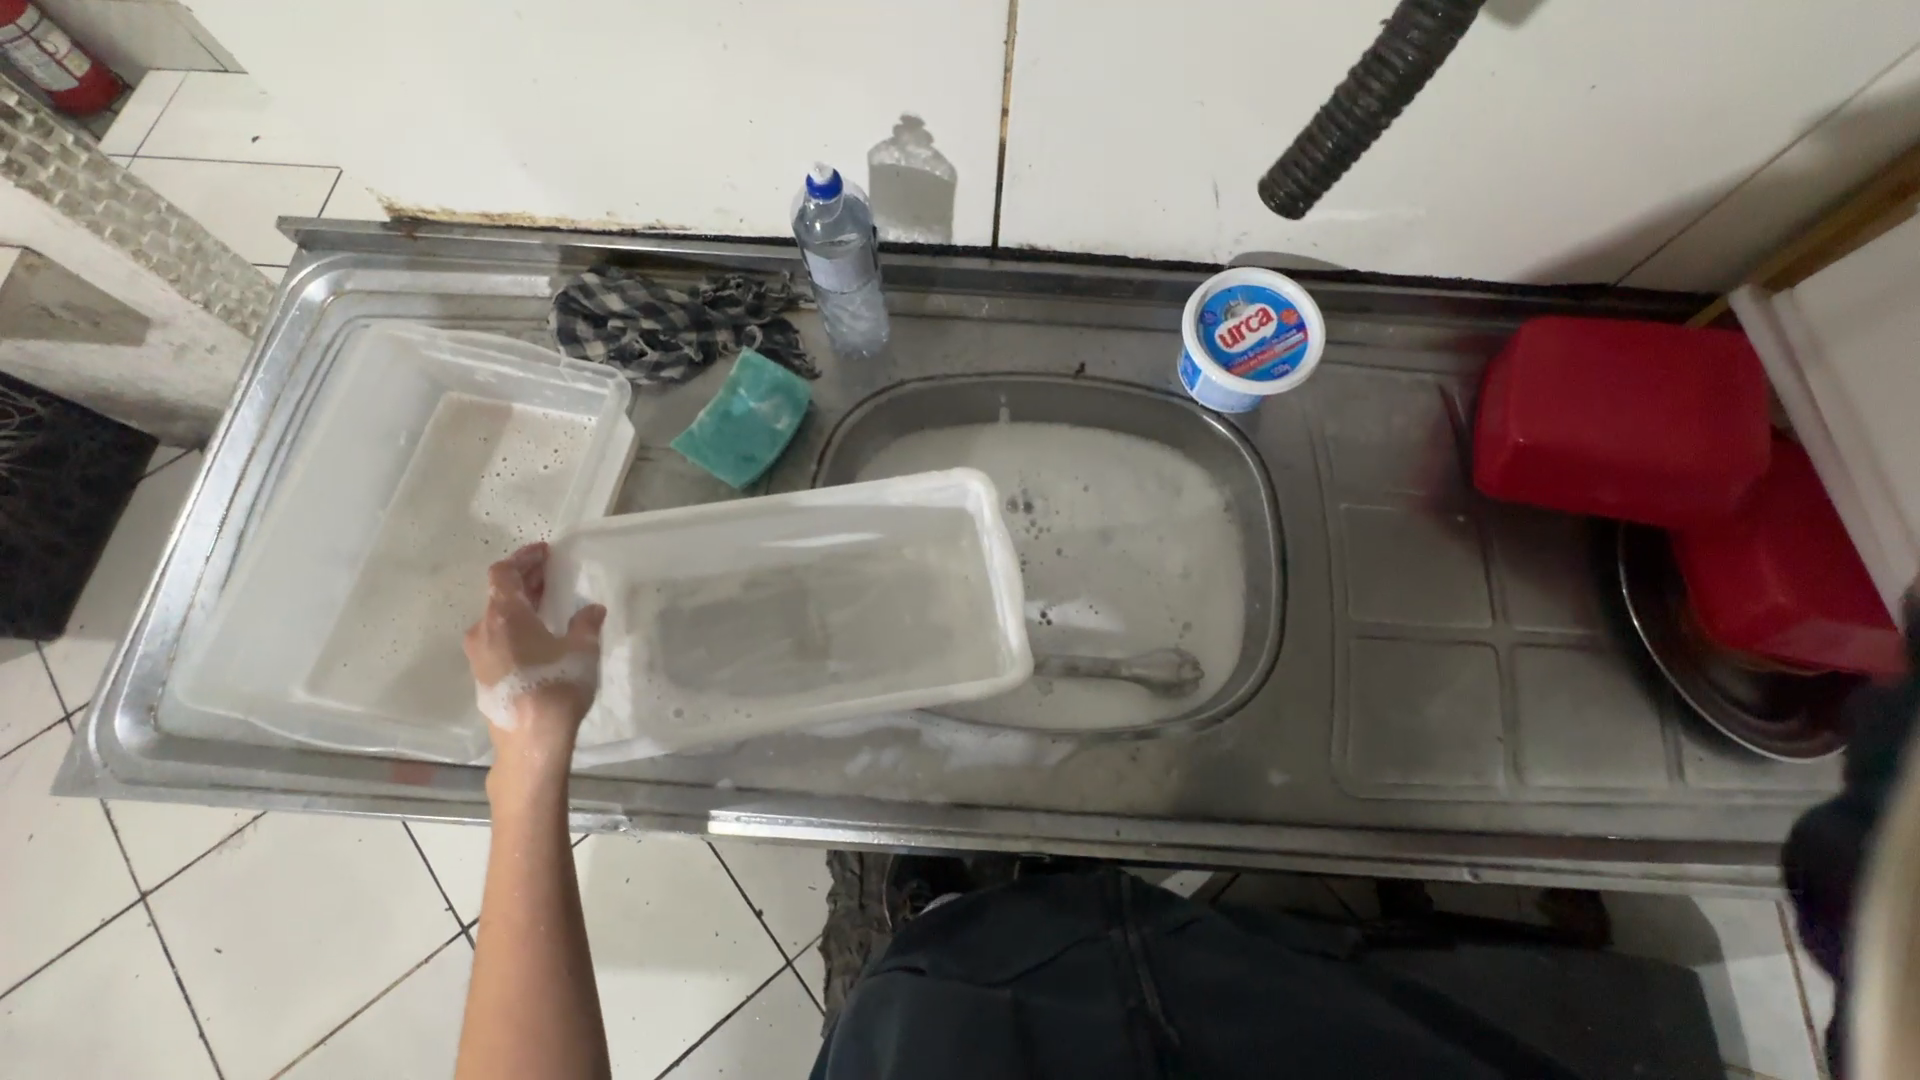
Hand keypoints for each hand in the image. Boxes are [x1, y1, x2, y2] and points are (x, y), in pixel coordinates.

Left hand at [464, 542, 606, 789]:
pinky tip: (540, 636)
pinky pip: (498, 639)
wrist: (531, 739)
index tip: (544, 552)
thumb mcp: (582, 649)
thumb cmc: (557, 685)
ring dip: (521, 607)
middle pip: (499, 595)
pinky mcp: (484, 676)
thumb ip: (585, 624)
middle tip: (551, 573)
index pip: (503, 573)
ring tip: (548, 604)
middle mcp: (484, 630)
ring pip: (497, 619)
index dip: (523, 559)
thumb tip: (591, 610)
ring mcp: (479, 656)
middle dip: (525, 581)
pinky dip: (517, 628)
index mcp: (504, 615)